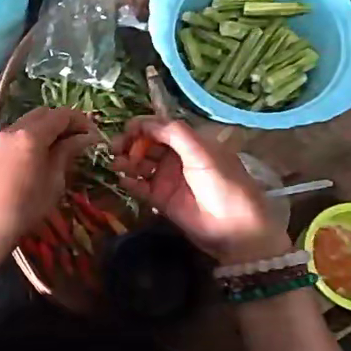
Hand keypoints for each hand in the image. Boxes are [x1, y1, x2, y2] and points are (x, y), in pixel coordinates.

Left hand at [0, 107, 100, 248]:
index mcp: (31, 135)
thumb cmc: (28, 205)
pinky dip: (36, 134)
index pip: (61, 115)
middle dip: (65, 121)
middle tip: (80, 138)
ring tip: (65, 145)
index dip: (81, 121)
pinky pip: (21, 131)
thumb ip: (68, 152)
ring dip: (50, 127)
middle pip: (45, 113)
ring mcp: (3, 137)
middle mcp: (15, 129)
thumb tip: (85, 138)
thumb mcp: (55, 179)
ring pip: (31, 120)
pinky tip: (46, 151)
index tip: (94, 135)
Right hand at [113, 116, 289, 262]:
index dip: (142, 127)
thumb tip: (146, 122)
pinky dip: (130, 183)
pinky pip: (140, 187)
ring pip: (140, 165)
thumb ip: (175, 134)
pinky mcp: (162, 200)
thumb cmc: (223, 185)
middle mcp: (177, 157)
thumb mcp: (203, 153)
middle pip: (147, 145)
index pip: (160, 128)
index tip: (126, 130)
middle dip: (130, 143)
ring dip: (127, 162)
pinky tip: (124, 181)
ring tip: (117, 165)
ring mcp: (168, 179)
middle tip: (115, 149)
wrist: (234, 228)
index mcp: (190, 142)